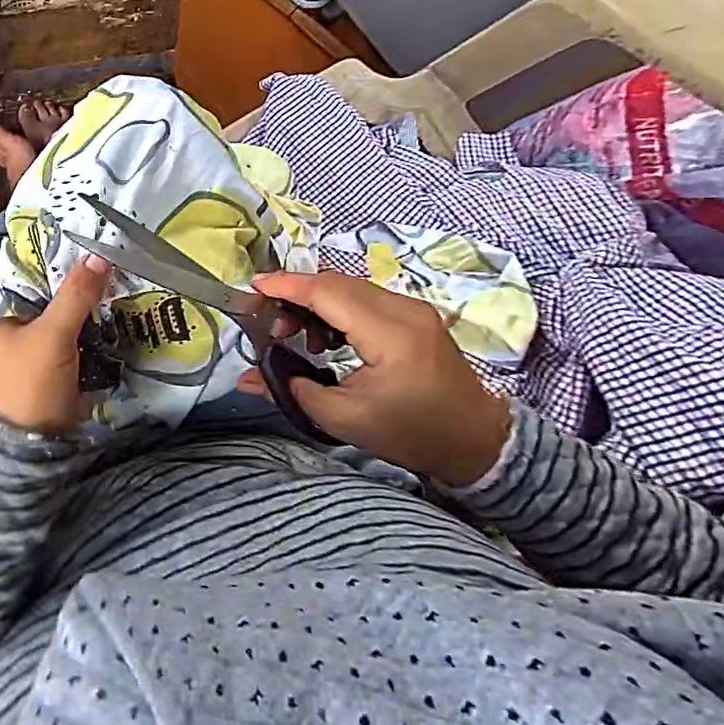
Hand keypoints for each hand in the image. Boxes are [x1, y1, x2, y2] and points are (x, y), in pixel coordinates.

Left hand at [0, 256, 111, 435]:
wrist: (30, 453)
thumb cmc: (31, 386)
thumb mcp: (54, 334)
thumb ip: (76, 295)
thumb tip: (99, 255)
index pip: (32, 293)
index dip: (62, 284)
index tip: (94, 276)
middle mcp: (2, 346)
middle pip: (48, 316)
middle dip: (77, 311)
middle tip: (109, 299)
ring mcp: (21, 371)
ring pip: (59, 339)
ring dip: (84, 334)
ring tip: (113, 320)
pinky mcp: (39, 391)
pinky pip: (65, 361)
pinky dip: (83, 355)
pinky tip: (105, 347)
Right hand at [239, 271, 511, 486]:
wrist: (474, 441)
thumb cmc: (412, 434)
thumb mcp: (344, 419)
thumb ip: (294, 390)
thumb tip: (248, 378)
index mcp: (390, 334)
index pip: (328, 293)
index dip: (287, 285)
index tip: (254, 286)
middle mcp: (404, 309)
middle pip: (337, 283)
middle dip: (296, 294)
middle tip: (268, 322)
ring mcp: (413, 308)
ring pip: (350, 287)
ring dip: (316, 301)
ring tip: (293, 332)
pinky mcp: (415, 315)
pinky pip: (366, 298)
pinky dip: (337, 308)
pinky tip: (324, 336)